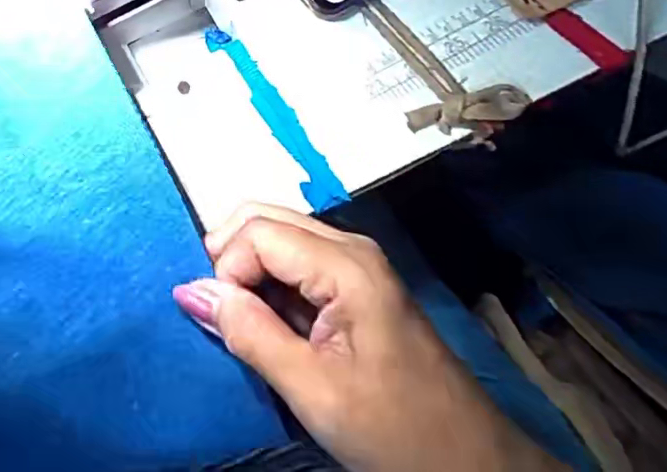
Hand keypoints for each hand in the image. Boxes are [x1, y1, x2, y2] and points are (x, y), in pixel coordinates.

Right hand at [173, 204, 561, 471]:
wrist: (478, 467)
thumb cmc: (398, 434)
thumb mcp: (314, 393)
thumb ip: (249, 334)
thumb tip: (188, 291)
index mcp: (345, 265)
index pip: (257, 232)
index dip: (228, 268)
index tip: (225, 321)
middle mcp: (347, 245)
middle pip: (263, 219)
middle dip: (229, 257)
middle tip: (222, 313)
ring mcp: (353, 260)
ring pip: (274, 235)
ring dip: (247, 270)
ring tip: (244, 321)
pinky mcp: (353, 280)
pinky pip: (292, 257)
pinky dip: (268, 281)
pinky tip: (270, 321)